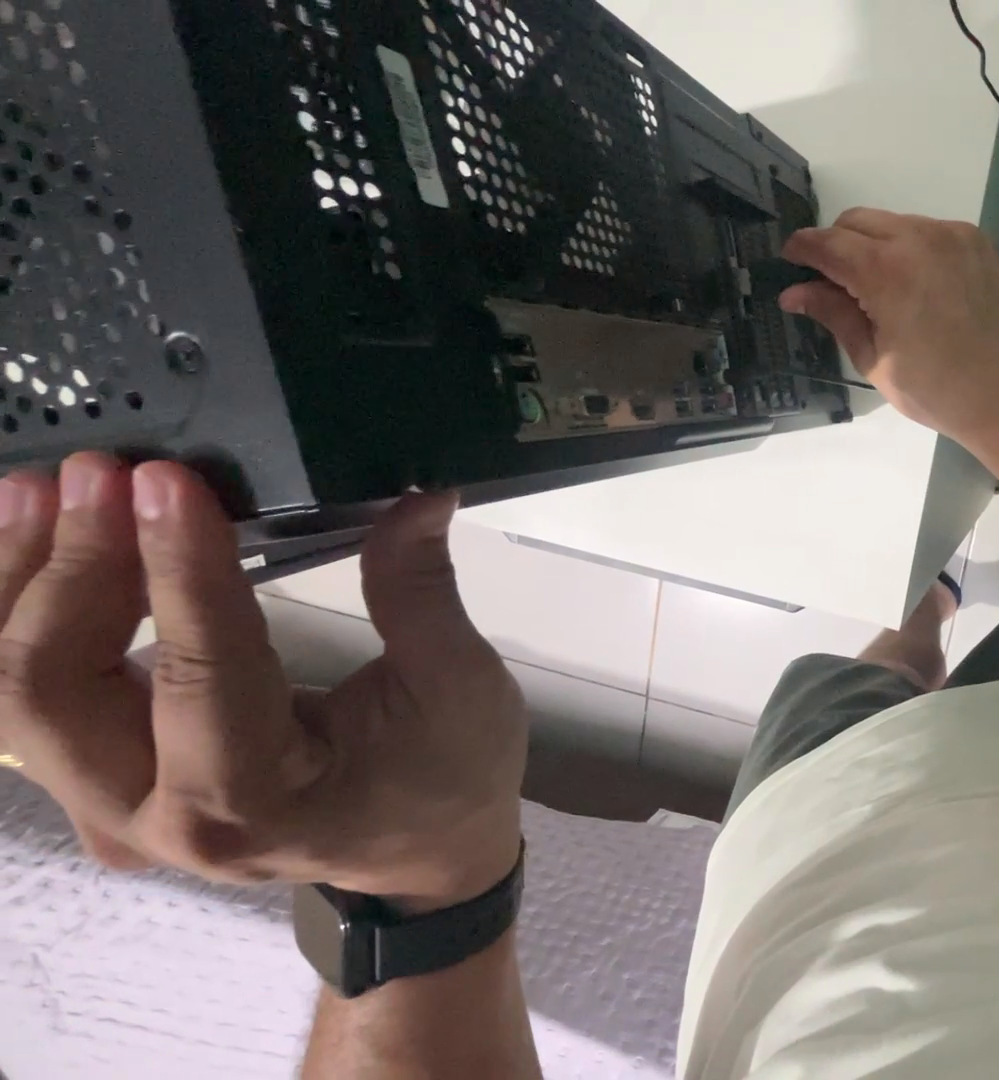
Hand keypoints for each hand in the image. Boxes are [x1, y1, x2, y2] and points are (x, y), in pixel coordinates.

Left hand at [0, 453, 525, 912]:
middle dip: (68, 572)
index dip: (179, 568)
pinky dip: (27, 624)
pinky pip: (35, 706)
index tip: (165, 482)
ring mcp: (113, 812)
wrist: (430, 851)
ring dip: (23, 589)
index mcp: (257, 799)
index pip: (200, 670)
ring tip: (38, 494)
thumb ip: (418, 592)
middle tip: (95, 476)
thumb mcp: (459, 683)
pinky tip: (43, 558)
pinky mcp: (106, 792)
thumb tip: (418, 501)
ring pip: (15, 698)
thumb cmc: (457, 773)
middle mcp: (154, 819)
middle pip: (55, 692)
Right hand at [780, 208, 998, 443]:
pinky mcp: (977, 243)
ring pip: (894, 223)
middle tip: (836, 284)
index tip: (791, 260)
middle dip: (838, 246)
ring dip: (876, 246)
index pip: (828, 243)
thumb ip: (834, 315)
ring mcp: (953, 236)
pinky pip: (929, 231)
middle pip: (858, 222)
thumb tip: (794, 293)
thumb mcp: (874, 359)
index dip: (803, 250)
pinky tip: (919, 286)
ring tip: (882, 290)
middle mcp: (920, 238)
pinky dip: (913, 249)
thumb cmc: (936, 391)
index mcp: (887, 271)